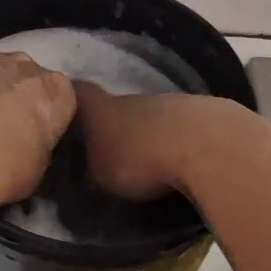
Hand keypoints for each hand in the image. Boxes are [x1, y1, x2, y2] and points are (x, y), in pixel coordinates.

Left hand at [0, 51, 76, 207]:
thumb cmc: (7, 169)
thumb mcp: (38, 169)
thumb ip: (38, 148)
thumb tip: (28, 150)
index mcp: (55, 91)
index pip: (61, 97)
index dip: (49, 115)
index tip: (38, 134)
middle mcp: (23, 66)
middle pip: (26, 76)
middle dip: (18, 96)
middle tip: (5, 128)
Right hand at [73, 84, 261, 199]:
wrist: (207, 145)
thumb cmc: (140, 158)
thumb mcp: (100, 177)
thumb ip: (88, 174)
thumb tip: (82, 176)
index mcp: (100, 106)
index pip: (77, 92)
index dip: (69, 100)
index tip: (62, 114)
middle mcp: (133, 97)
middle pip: (115, 105)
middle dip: (111, 125)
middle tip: (106, 152)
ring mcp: (171, 102)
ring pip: (150, 116)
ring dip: (147, 134)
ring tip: (147, 162)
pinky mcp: (203, 114)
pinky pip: (180, 128)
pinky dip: (176, 141)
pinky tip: (179, 161)